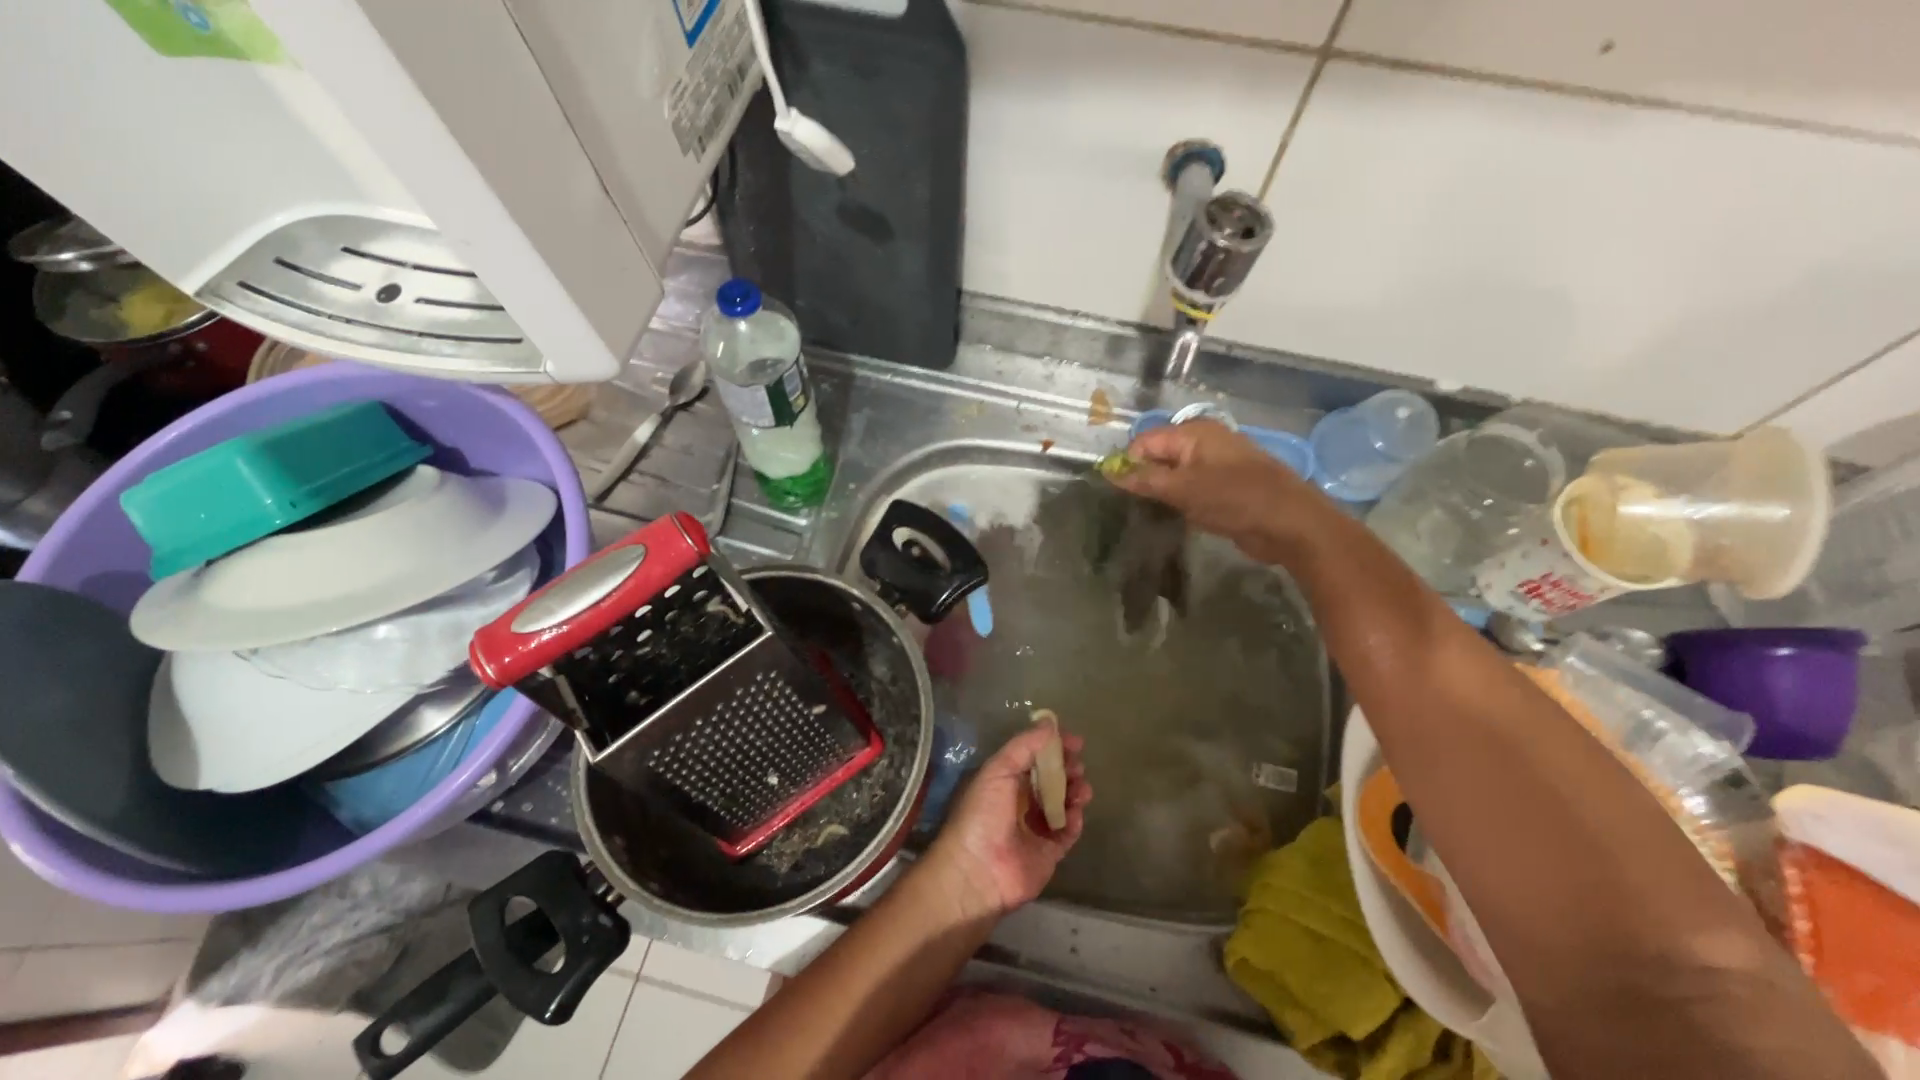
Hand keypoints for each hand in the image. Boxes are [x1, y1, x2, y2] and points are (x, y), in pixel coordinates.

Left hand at [923, 724, 1091, 918]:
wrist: (978, 870)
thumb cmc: (983, 814)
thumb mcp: (998, 770)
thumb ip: (1024, 746)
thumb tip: (1050, 722)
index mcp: (1004, 782)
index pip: (1034, 758)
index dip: (1054, 748)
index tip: (1075, 741)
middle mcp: (1020, 803)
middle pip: (1051, 780)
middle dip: (1068, 769)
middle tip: (1078, 765)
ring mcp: (1035, 829)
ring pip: (1063, 804)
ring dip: (1075, 792)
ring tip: (1081, 788)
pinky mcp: (1049, 852)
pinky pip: (1068, 832)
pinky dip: (1074, 820)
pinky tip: (1075, 812)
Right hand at [1111, 420, 1318, 562]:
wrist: (1290, 523)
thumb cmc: (1235, 499)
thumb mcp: (1183, 489)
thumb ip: (1145, 480)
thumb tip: (1109, 471)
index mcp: (1194, 433)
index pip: (1145, 442)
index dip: (1128, 464)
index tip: (1117, 493)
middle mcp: (1204, 443)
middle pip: (1159, 457)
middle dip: (1144, 479)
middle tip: (1130, 507)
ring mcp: (1216, 466)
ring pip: (1175, 476)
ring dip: (1162, 494)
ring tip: (1147, 515)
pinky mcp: (1225, 489)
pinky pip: (1192, 491)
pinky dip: (1180, 503)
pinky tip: (1173, 519)